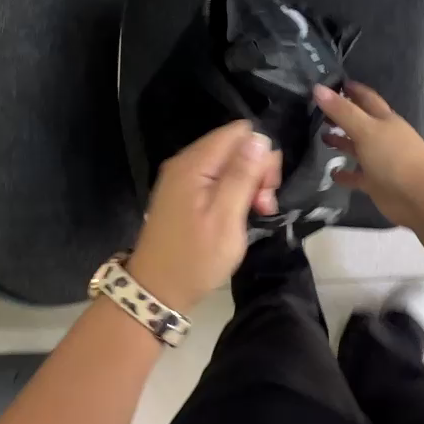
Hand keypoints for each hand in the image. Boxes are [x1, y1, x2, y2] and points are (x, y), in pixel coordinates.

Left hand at [127, 121, 281, 312]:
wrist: (157, 290)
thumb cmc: (195, 258)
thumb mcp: (226, 218)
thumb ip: (242, 175)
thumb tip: (259, 138)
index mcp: (194, 164)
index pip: (239, 132)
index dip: (260, 154)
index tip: (266, 189)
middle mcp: (185, 163)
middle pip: (234, 146)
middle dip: (256, 171)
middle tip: (263, 207)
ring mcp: (182, 179)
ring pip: (228, 164)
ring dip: (247, 185)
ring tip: (254, 215)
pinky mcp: (183, 194)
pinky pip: (215, 179)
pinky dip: (232, 194)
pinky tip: (238, 216)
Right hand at [316, 81, 423, 227]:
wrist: (418, 198)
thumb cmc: (394, 158)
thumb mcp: (366, 130)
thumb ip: (342, 111)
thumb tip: (317, 88)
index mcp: (384, 120)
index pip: (366, 98)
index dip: (351, 90)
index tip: (332, 83)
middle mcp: (382, 137)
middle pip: (359, 122)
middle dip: (342, 115)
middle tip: (317, 110)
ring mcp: (380, 160)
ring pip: (357, 147)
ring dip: (341, 142)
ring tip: (320, 137)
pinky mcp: (376, 182)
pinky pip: (356, 175)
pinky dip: (344, 173)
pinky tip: (331, 172)